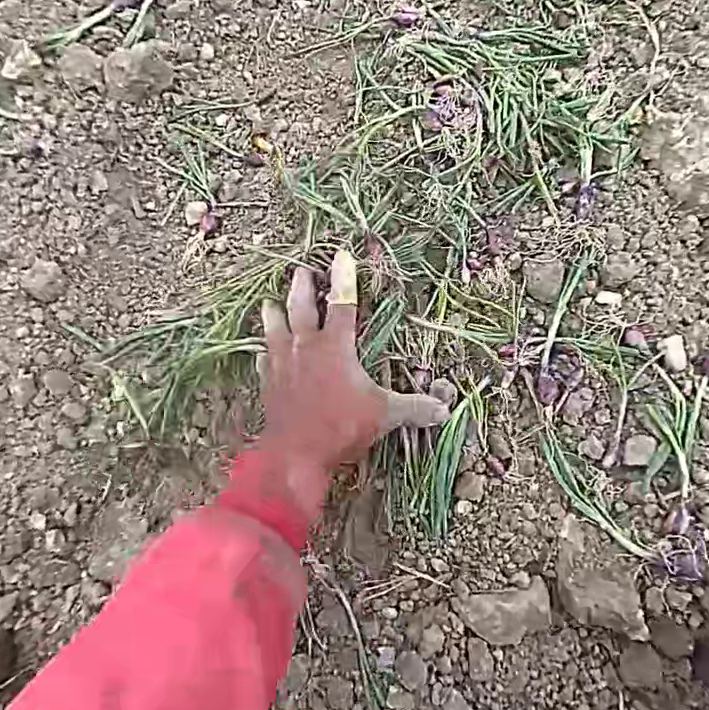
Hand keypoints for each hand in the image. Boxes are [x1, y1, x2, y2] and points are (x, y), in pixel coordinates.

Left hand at [258, 249, 448, 469]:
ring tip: (270, 301)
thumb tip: (444, 410)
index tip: (342, 254)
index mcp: (336, 347)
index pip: (343, 304)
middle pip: (302, 307)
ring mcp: (282, 363)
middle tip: (303, 270)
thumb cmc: (342, 426)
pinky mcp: (268, 383)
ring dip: (274, 312)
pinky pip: (264, 359)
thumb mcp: (384, 414)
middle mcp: (306, 347)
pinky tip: (264, 350)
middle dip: (303, 286)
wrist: (294, 455)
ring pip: (274, 328)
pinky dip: (265, 350)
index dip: (345, 278)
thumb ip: (414, 408)